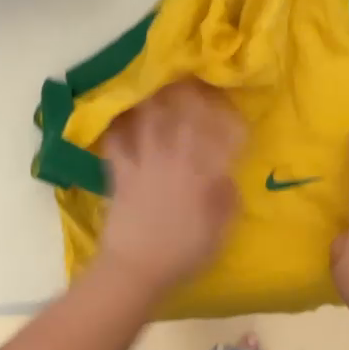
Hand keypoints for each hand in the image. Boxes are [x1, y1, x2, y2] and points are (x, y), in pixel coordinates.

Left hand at [94, 79, 245, 290]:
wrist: (137, 268)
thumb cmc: (183, 254)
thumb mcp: (218, 232)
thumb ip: (226, 200)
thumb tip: (228, 176)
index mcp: (204, 171)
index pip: (221, 132)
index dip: (228, 116)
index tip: (232, 110)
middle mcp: (175, 157)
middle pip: (183, 111)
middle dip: (190, 91)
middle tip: (193, 81)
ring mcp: (144, 160)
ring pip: (149, 116)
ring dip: (155, 97)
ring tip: (158, 86)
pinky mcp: (120, 171)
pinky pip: (116, 139)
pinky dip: (119, 125)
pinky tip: (122, 117)